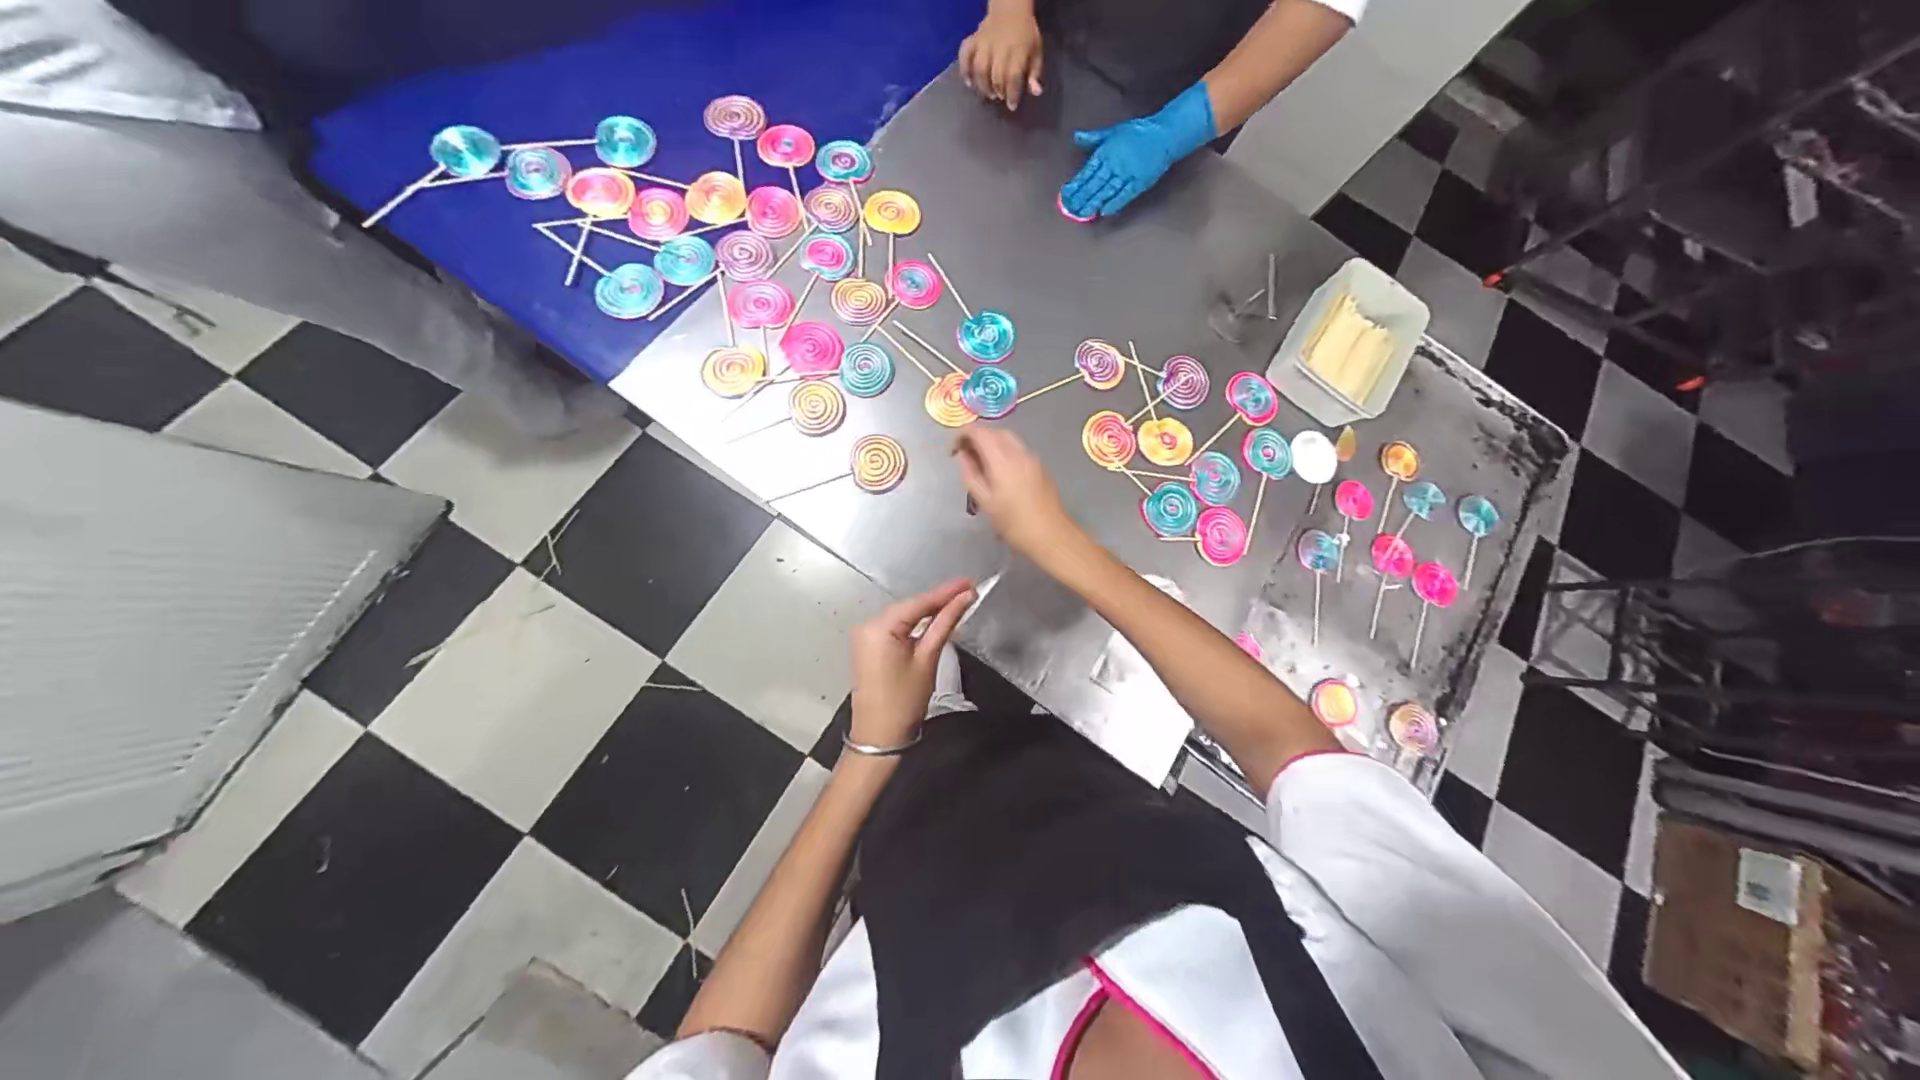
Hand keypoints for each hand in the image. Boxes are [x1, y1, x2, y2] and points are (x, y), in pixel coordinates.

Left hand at [849, 579, 975, 747]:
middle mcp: (867, 627)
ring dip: (928, 612)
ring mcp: (866, 637)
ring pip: (904, 617)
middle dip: (938, 600)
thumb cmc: (903, 702)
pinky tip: (935, 620)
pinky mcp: (869, 647)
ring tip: (957, 603)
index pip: (919, 602)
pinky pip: (896, 628)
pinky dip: (915, 625)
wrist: (879, 737)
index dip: (946, 592)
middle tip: (967, 592)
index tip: (968, 583)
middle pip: (910, 607)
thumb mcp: (928, 659)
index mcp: (879, 628)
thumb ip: (945, 624)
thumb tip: (963, 599)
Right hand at [953, 427, 1077, 556]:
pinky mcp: (1039, 465)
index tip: (954, 450)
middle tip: (966, 456)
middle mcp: (1018, 452)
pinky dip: (1005, 451)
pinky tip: (1001, 471)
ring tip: (982, 464)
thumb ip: (971, 474)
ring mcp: (1032, 457)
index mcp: (1001, 459)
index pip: (979, 432)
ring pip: (1008, 439)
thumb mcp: (985, 501)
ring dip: (992, 443)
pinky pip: (1018, 449)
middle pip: (994, 431)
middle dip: (977, 438)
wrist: (1050, 533)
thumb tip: (963, 456)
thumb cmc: (1013, 522)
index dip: (963, 435)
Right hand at [957, 7, 1043, 110]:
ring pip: (980, 68)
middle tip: (1001, 97)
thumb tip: (1035, 92)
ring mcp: (984, 43)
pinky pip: (965, 55)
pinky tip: (968, 83)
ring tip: (989, 93)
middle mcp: (999, 48)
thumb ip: (1034, 72)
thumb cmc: (1025, 33)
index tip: (1012, 105)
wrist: (1011, 8)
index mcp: (1017, 50)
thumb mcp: (1036, 51)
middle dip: (998, 91)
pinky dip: (964, 70)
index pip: (1013, 76)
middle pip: (996, 75)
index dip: (1012, 94)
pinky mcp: (974, 40)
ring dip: (983, 85)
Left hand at [1059, 81, 1216, 218]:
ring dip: (1094, 203)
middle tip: (1070, 209)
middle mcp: (1114, 163)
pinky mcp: (1139, 181)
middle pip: (1094, 184)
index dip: (1076, 184)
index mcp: (1106, 151)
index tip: (1065, 195)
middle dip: (1081, 197)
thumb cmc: (1137, 133)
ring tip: (1082, 214)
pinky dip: (1114, 203)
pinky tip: (1104, 212)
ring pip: (1107, 191)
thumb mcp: (1113, 131)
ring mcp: (1127, 173)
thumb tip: (1076, 137)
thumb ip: (1093, 139)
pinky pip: (1125, 194)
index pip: (1087, 171)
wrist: (1164, 134)